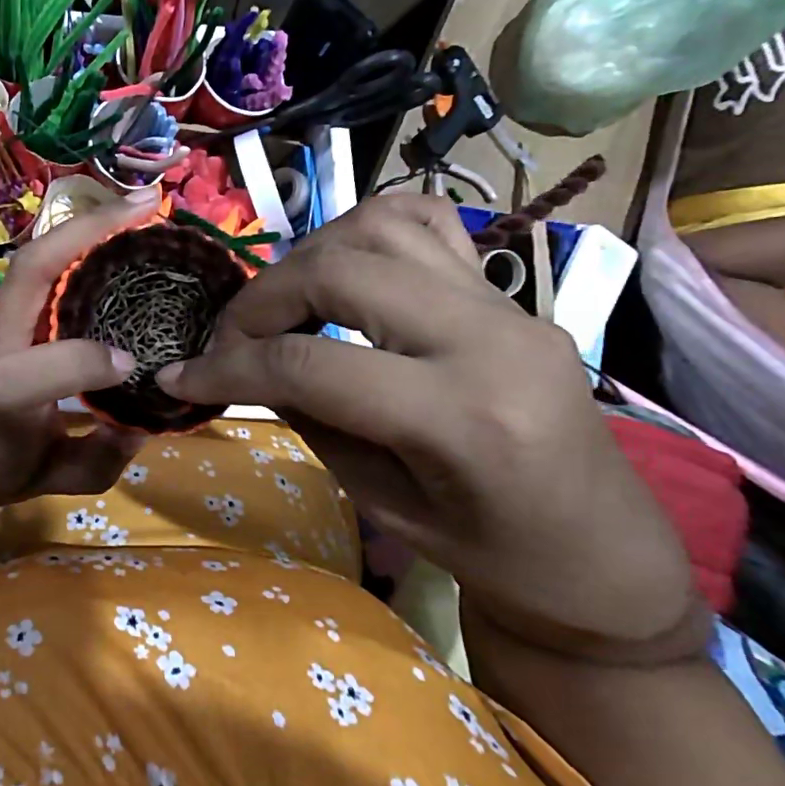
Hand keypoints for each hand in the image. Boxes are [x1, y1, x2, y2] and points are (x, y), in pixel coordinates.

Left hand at [0, 196, 157, 529]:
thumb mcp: (46, 482)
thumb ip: (98, 461)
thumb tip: (145, 422)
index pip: (36, 369)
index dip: (88, 362)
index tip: (133, 367)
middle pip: (30, 269)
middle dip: (87, 228)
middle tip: (146, 204)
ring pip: (33, 259)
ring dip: (82, 226)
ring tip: (136, 209)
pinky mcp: (7, 317)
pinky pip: (40, 271)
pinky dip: (75, 244)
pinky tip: (110, 237)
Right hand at [156, 195, 694, 648]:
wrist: (603, 554)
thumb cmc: (497, 559)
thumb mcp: (386, 507)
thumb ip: (314, 421)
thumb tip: (247, 368)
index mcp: (462, 417)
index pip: (312, 365)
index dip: (229, 367)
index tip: (180, 378)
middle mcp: (488, 338)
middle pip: (340, 272)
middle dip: (262, 300)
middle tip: (229, 340)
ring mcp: (507, 303)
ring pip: (381, 226)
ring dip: (309, 256)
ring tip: (284, 303)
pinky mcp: (510, 293)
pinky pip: (428, 226)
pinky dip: (367, 232)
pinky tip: (344, 269)